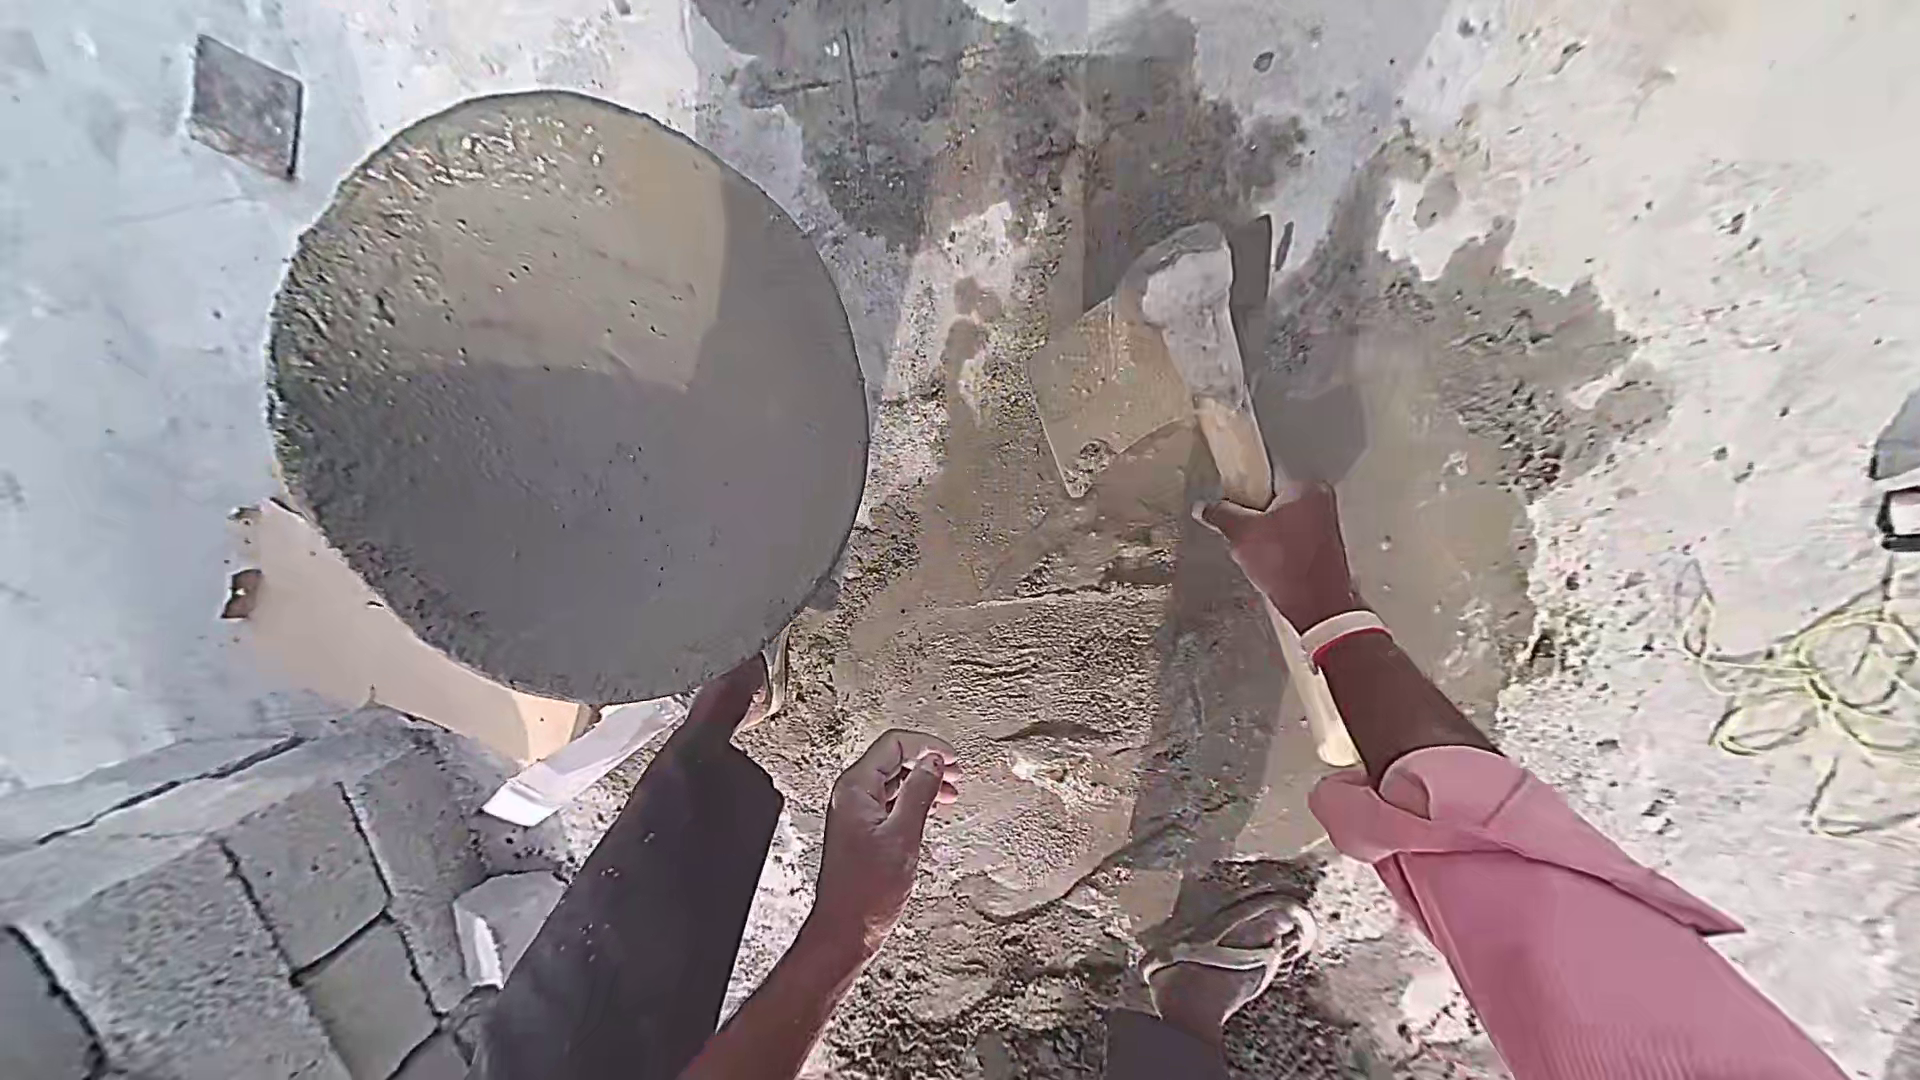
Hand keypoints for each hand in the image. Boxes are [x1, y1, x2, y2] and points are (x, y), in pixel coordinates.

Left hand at [806, 730, 960, 960]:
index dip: (927, 745)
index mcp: (855, 787)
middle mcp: (852, 793)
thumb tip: (934, 762)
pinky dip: (915, 797)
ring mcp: (856, 809)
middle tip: (955, 772)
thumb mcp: (902, 836)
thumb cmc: (867, 892)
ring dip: (924, 779)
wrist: (845, 932)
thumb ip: (919, 792)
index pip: (894, 744)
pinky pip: (892, 798)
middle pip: (894, 757)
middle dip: (928, 760)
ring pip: (895, 778)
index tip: (952, 757)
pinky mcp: (862, 826)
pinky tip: (933, 806)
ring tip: (951, 790)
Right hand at [1199, 481, 1365, 627]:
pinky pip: (1286, 540)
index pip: (1264, 476)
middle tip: (1241, 530)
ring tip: (1255, 550)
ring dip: (1260, 534)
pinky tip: (1267, 562)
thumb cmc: (1287, 564)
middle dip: (1250, 516)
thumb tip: (1205, 507)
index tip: (1228, 501)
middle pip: (1269, 500)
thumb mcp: (1239, 532)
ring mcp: (1323, 526)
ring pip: (1276, 521)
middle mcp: (1321, 502)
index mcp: (1307, 488)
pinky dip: (1273, 549)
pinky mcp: (1319, 548)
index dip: (1241, 493)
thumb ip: (1219, 513)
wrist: (1314, 605)